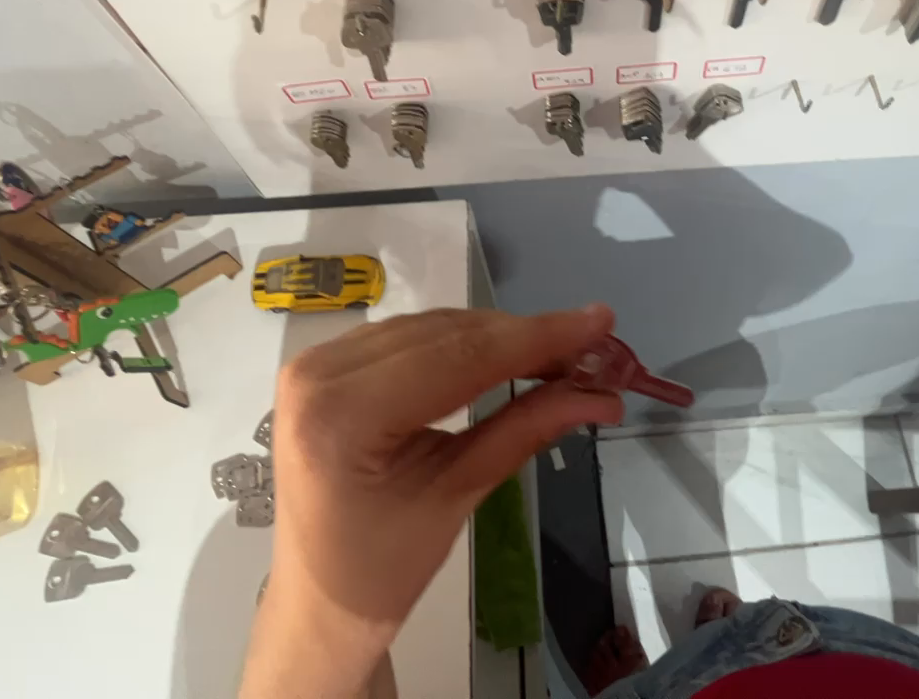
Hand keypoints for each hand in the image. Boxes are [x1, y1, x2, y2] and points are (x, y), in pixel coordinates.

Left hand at [242, 305, 623, 698]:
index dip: (537, 337)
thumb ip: (526, 429)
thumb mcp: (457, 496)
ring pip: (434, 327)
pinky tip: (506, 354)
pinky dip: (465, 342)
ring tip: (560, 356)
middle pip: (448, 335)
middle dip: (526, 338)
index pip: (459, 358)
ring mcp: (318, 360)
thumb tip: (601, 394)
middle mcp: (321, 371)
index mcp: (342, 417)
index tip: (600, 321)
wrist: (317, 597)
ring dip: (499, 337)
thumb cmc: (383, 568)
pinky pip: (412, 334)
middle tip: (594, 348)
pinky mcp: (328, 360)